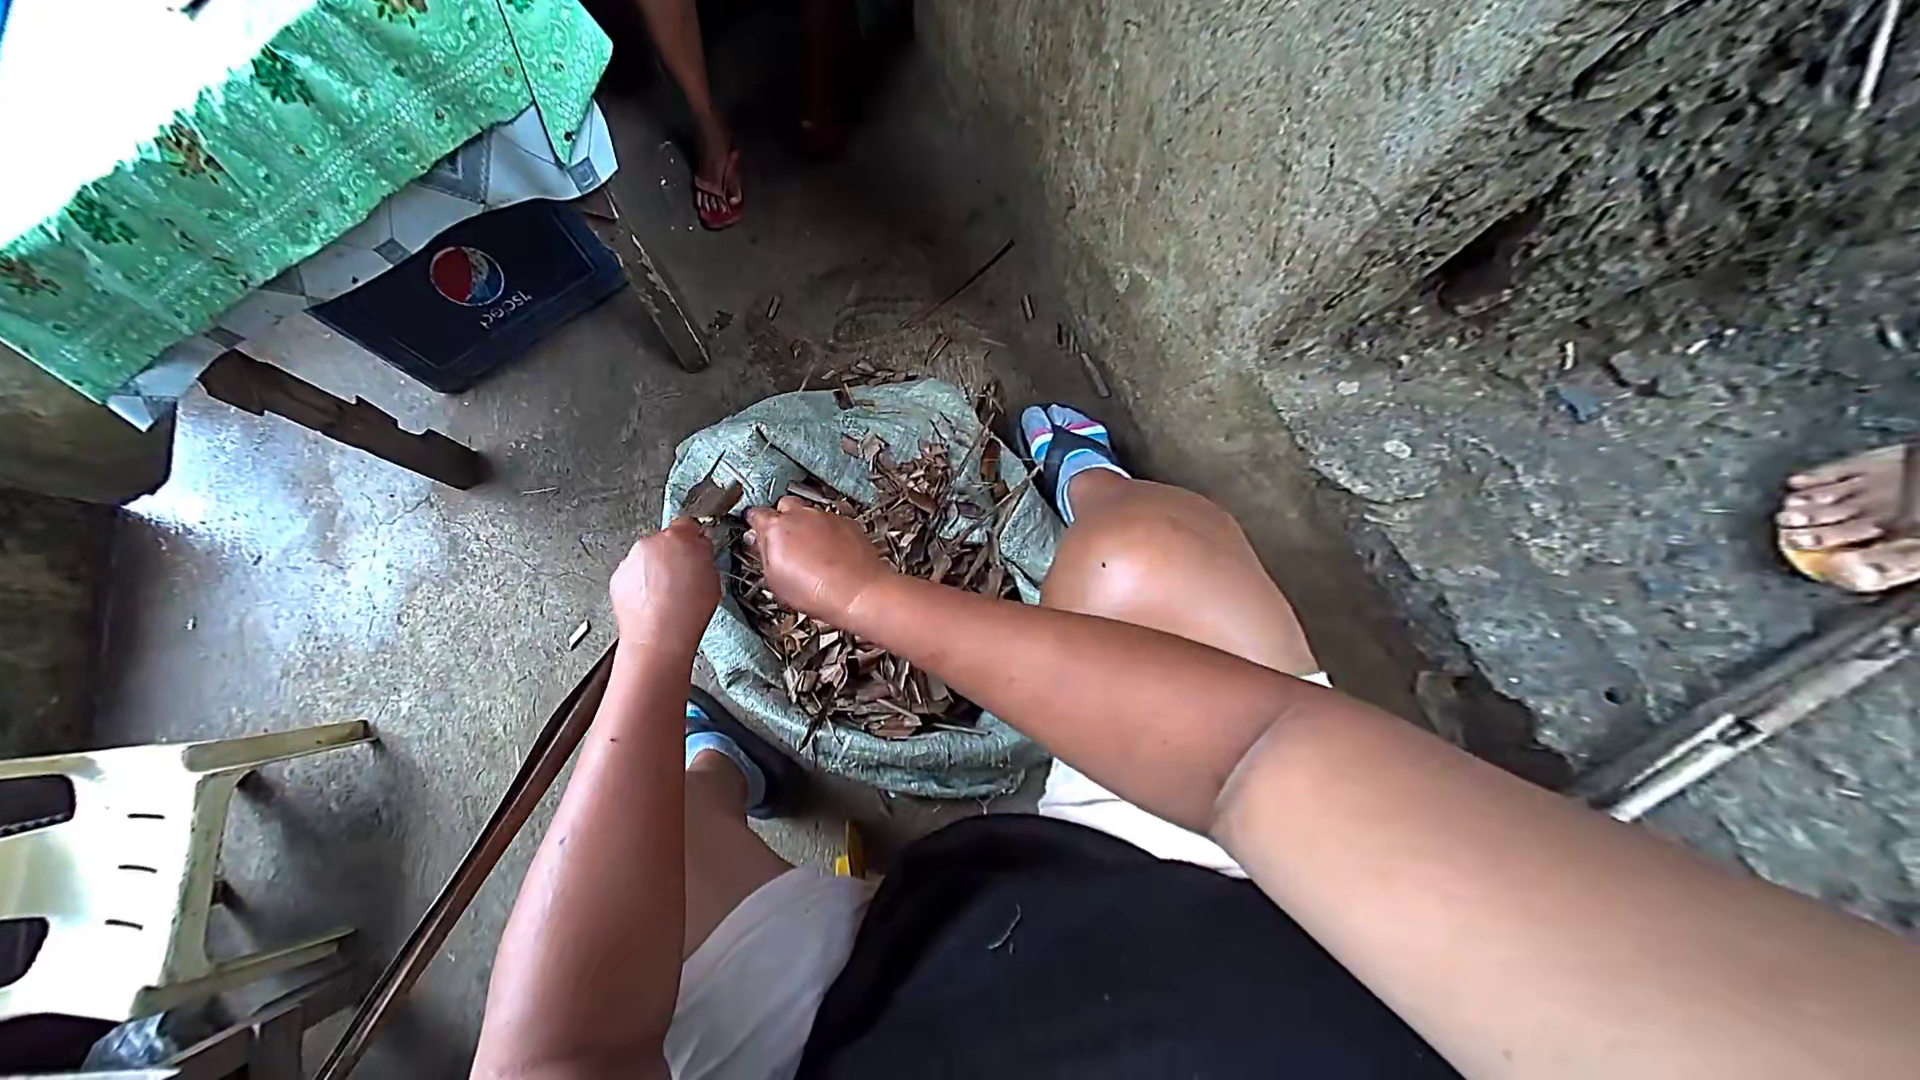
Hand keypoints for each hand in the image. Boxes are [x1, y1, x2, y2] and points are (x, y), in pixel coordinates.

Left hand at [610, 518, 720, 644]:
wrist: (658, 636)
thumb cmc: (687, 611)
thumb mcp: (713, 576)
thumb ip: (704, 553)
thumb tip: (700, 546)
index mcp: (678, 538)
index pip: (688, 524)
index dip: (694, 536)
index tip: (696, 546)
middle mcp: (650, 544)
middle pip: (665, 540)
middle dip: (673, 554)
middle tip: (685, 575)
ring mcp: (632, 560)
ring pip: (648, 557)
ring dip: (656, 569)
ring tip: (669, 592)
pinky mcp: (618, 576)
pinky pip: (634, 573)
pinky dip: (642, 583)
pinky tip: (655, 599)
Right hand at [744, 497, 894, 622]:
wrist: (857, 592)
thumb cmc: (817, 591)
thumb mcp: (774, 580)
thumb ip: (762, 554)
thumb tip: (757, 544)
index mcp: (776, 527)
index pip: (756, 514)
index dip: (754, 523)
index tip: (755, 531)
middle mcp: (801, 515)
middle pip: (784, 506)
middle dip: (782, 519)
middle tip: (784, 541)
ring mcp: (826, 517)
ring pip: (809, 513)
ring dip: (807, 526)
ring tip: (811, 552)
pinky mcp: (847, 522)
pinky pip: (832, 521)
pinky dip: (828, 532)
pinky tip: (831, 552)